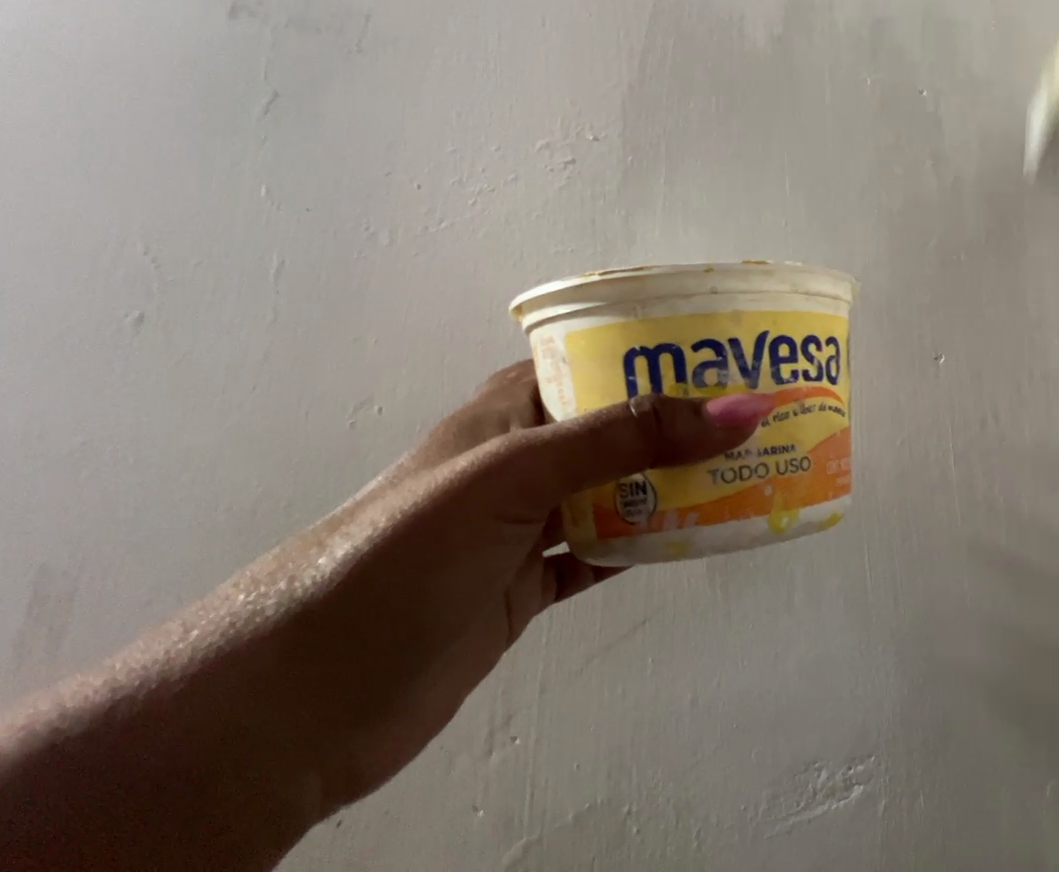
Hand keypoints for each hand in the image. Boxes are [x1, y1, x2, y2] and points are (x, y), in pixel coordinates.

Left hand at [0, 363, 773, 871]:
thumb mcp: (514, 475)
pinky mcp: (529, 586)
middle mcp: (519, 462)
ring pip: (620, 492)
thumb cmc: (398, 558)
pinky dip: (650, 544)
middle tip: (762, 418)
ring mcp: (524, 527)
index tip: (728, 352)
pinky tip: (698, 538)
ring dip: (677, 485)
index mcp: (504, 412)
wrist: (296, 706)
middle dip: (684, 423)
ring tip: (751, 474)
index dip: (656, 352)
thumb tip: (744, 409)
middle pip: (617, 429)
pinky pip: (607, 552)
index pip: (591, 362)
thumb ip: (627, 439)